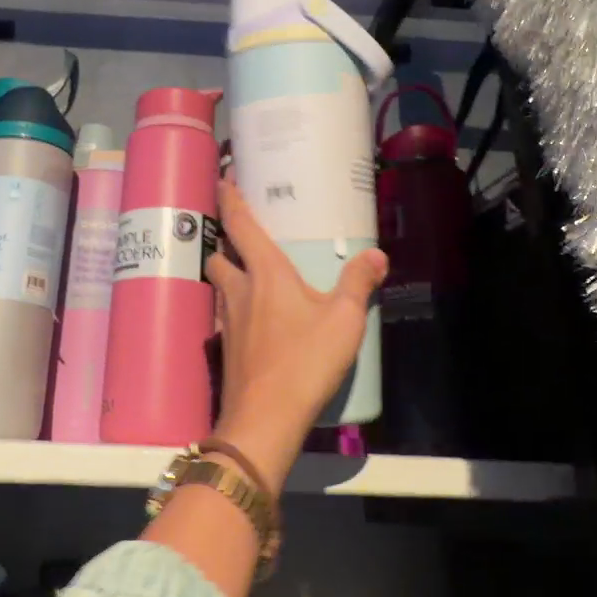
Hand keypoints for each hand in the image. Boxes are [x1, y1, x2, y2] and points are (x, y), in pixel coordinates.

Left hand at [205, 180, 387, 493]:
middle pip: (219, 255)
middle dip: (225, 243)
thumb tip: (377, 255)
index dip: (230, 198)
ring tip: (250, 277)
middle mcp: (239, 290)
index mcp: (264, 273)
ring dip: (227, 276)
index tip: (223, 178)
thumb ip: (359, 284)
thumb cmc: (304, 361)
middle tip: (242, 238)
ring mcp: (228, 321)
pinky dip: (235, 309)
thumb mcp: (344, 321)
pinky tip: (253, 322)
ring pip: (219, 286)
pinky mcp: (226, 349)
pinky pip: (225, 316)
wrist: (265, 418)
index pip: (240, 224)